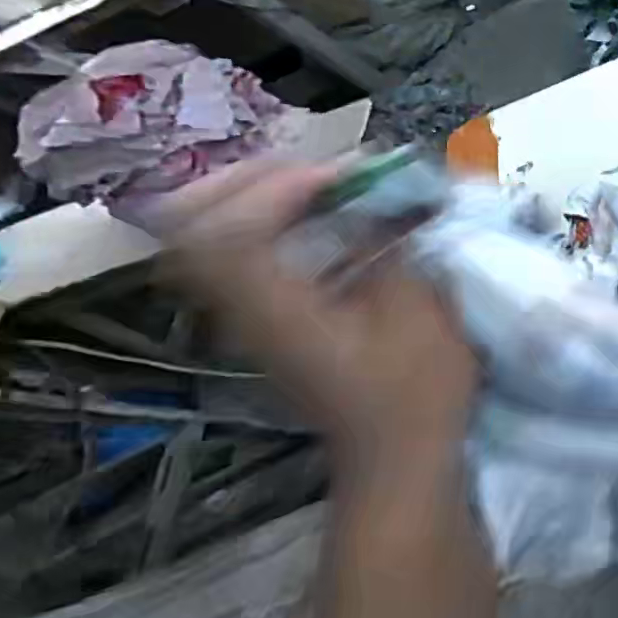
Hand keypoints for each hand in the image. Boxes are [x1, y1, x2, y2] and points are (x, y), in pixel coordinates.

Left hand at [156, 161, 479, 474]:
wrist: (398, 452)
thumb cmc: (416, 390)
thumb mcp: (421, 316)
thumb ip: (395, 253)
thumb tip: (387, 204)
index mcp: (277, 310)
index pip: (224, 232)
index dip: (274, 187)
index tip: (342, 173)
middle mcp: (246, 309)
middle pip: (196, 227)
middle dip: (254, 182)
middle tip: (321, 165)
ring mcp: (254, 316)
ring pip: (218, 238)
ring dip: (269, 199)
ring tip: (331, 182)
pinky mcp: (275, 320)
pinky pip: (253, 255)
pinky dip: (285, 225)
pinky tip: (338, 221)